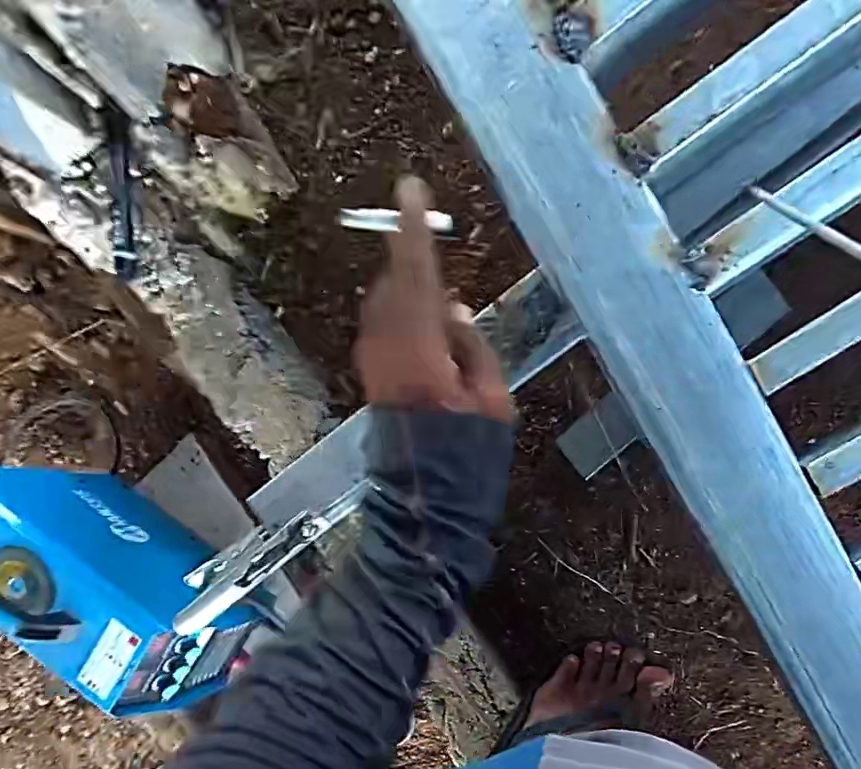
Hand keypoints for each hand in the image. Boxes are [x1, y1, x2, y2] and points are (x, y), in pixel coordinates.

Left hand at [354, 177, 514, 422]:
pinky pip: (382, 327)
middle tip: (447, 295)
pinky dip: (402, 320)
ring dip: (410, 300)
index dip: (414, 230)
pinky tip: (427, 342)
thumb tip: (454, 311)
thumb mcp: (491, 395)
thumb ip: (472, 345)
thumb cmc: (467, 445)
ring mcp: (371, 359)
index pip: (416, 273)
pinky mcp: (369, 373)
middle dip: (415, 273)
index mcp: (420, 345)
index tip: (410, 188)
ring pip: (385, 304)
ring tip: (443, 330)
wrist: (426, 490)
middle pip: (394, 284)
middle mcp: (385, 343)